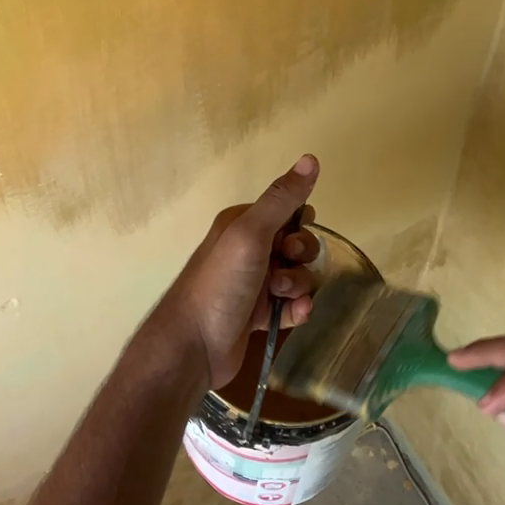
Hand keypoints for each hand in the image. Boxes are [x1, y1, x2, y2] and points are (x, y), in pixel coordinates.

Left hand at [147, 155, 322, 389]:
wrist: (193, 346)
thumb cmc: (220, 282)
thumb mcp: (251, 233)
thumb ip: (282, 198)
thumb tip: (310, 157)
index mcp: (244, 224)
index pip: (288, 212)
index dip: (299, 225)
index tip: (289, 239)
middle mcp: (250, 249)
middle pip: (298, 245)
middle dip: (300, 257)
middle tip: (283, 268)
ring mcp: (254, 283)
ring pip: (298, 276)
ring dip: (298, 285)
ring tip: (280, 297)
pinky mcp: (259, 314)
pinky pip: (292, 305)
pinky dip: (297, 309)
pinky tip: (294, 316)